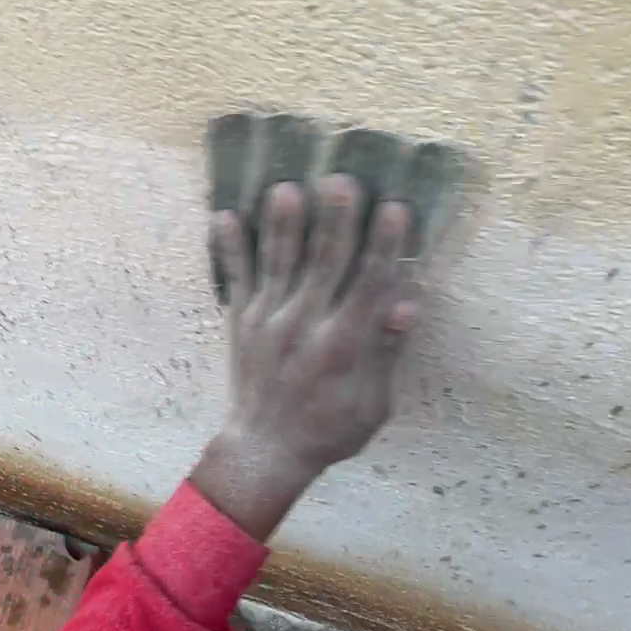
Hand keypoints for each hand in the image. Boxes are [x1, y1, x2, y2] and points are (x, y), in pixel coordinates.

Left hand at [190, 176, 419, 539]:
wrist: (266, 449)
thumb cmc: (330, 429)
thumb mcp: (374, 403)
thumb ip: (387, 352)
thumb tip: (408, 305)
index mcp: (343, 346)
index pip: (369, 285)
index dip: (383, 246)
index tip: (395, 208)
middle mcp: (304, 327)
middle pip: (324, 265)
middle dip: (334, 222)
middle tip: (341, 181)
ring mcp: (267, 322)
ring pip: (277, 264)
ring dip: (281, 225)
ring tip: (284, 188)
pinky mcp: (241, 322)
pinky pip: (236, 279)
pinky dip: (229, 249)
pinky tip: (223, 215)